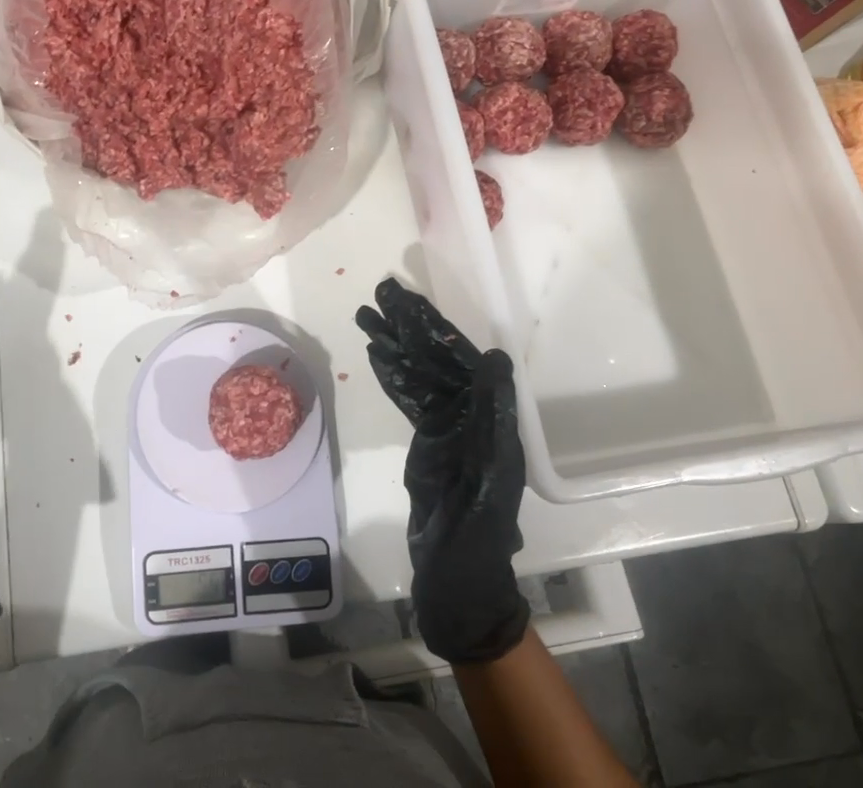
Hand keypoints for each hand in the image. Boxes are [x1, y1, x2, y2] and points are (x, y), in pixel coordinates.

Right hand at [357, 278, 528, 664]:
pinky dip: (392, 375)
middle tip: (380, 294)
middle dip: (407, 325)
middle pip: (435, 356)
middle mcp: (470, 408)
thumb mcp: (493, 467)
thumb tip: (495, 357)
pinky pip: (408, 397)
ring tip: (367, 315)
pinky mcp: (427, 436)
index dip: (433, 326)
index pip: (458, 355)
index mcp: (490, 411)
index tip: (407, 300)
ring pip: (417, 372)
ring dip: (394, 343)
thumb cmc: (479, 524)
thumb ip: (492, 413)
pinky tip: (375, 353)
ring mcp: (447, 421)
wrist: (457, 567)